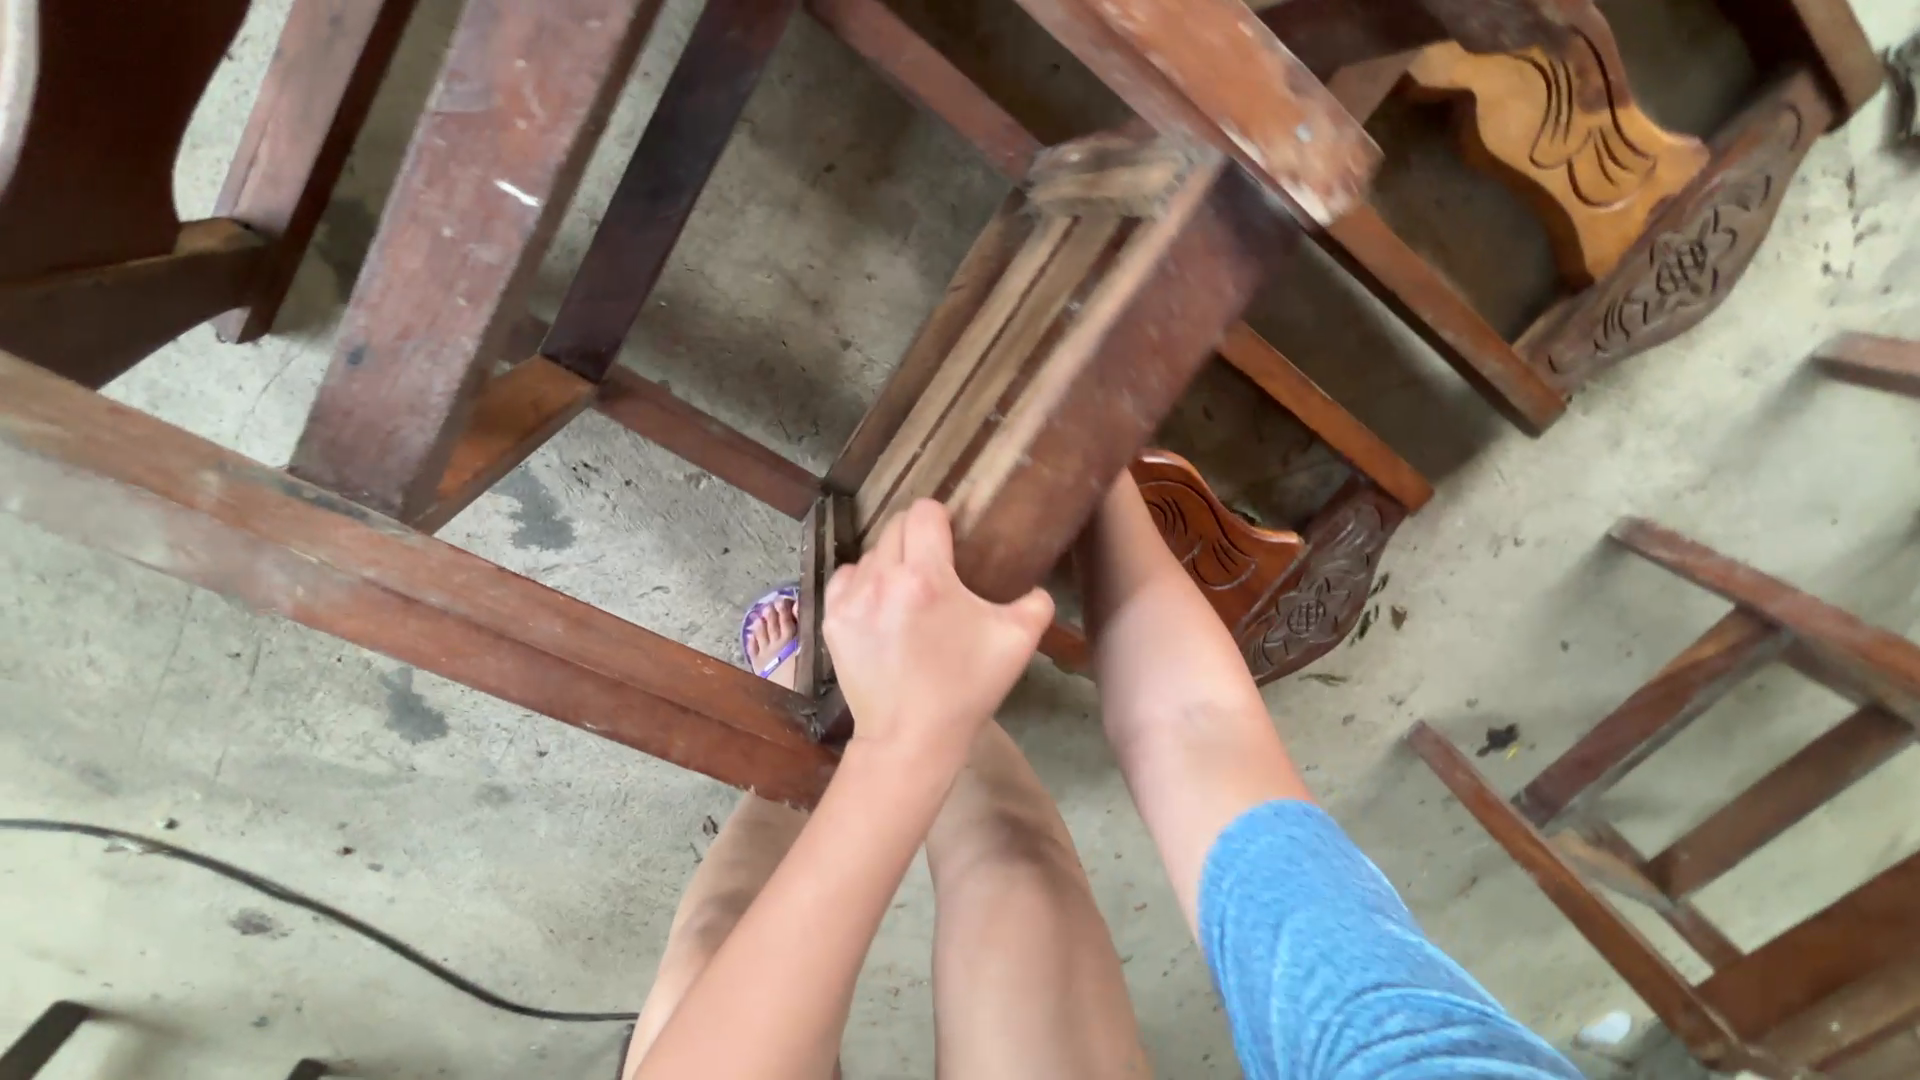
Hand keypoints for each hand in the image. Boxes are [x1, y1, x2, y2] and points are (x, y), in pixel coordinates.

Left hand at [823, 499, 1055, 765]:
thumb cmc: (966, 689)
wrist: (911, 738)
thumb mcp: (1018, 643)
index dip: (942, 517)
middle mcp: (882, 579)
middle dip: (917, 536)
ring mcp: (851, 601)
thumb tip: (1036, 589)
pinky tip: (880, 604)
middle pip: (896, 527)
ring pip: (871, 553)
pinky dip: (863, 582)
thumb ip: (1036, 604)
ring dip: (890, 560)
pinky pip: (846, 580)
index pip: (924, 512)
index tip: (952, 536)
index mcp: (926, 577)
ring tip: (907, 588)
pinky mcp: (832, 622)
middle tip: (935, 563)